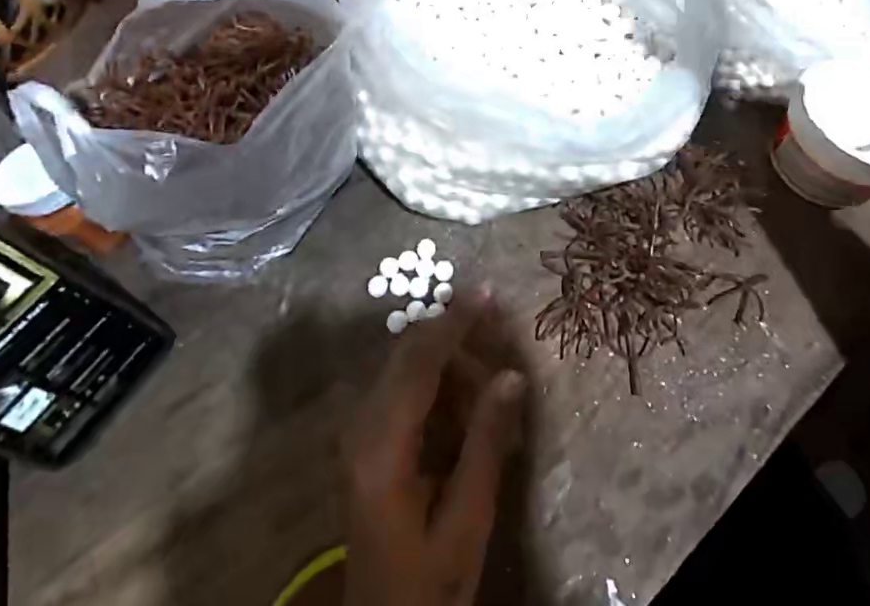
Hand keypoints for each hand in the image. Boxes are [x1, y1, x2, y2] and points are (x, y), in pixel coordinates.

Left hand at [343, 297, 526, 605]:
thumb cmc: (429, 581)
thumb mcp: (468, 520)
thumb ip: (486, 441)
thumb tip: (512, 375)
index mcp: (382, 446)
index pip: (418, 363)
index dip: (453, 323)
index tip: (486, 292)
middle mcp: (360, 427)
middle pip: (409, 356)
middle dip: (457, 342)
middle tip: (503, 349)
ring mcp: (357, 432)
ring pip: (408, 369)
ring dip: (453, 371)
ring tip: (493, 402)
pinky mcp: (364, 440)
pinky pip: (404, 392)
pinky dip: (439, 391)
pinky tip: (469, 416)